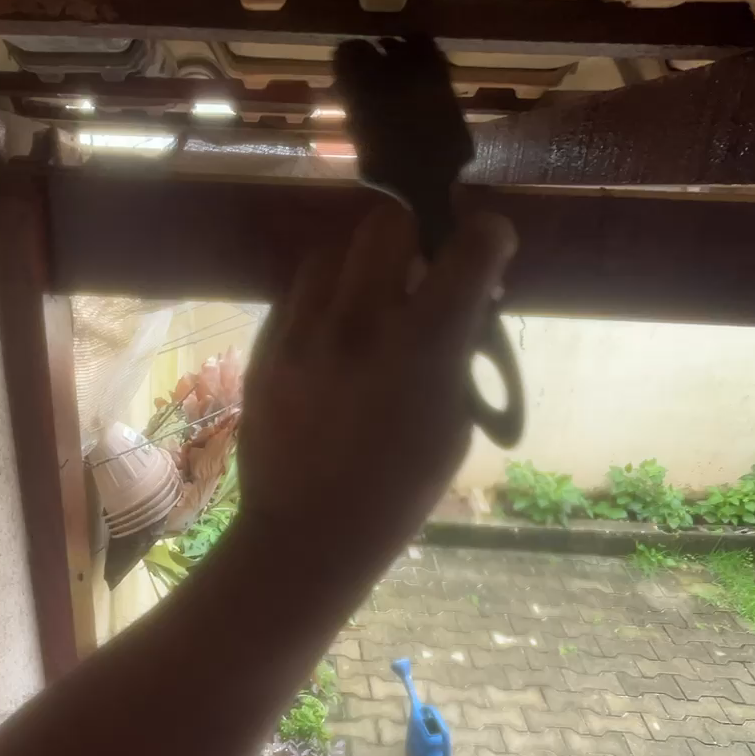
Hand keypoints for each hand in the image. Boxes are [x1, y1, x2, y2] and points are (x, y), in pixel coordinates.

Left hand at [235, 201, 516, 569]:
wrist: (308, 532)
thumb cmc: (395, 493)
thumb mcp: (453, 426)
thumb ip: (457, 355)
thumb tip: (461, 307)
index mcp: (422, 344)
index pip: (470, 248)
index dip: (490, 237)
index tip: (488, 248)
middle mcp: (359, 321)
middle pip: (389, 223)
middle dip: (415, 237)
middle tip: (418, 275)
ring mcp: (302, 332)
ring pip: (331, 253)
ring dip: (360, 267)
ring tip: (367, 305)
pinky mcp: (264, 348)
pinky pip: (295, 295)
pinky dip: (320, 302)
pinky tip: (329, 337)